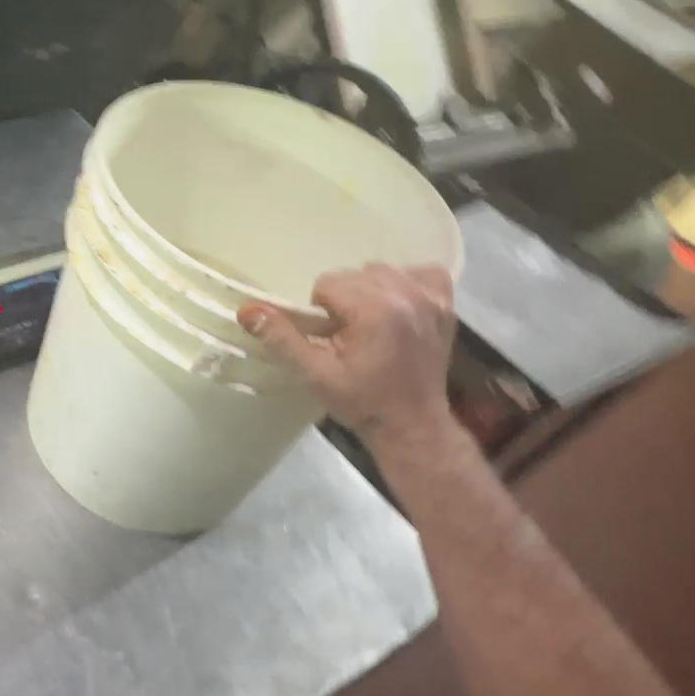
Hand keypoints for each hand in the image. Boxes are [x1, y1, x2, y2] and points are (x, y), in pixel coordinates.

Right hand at [237, 263, 456, 447]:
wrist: (411, 425)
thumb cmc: (361, 402)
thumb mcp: (315, 374)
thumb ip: (282, 338)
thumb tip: (248, 310)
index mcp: (375, 311)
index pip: (329, 283)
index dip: (321, 312)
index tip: (330, 338)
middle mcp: (407, 296)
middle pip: (355, 274)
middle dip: (343, 300)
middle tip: (347, 335)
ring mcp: (432, 299)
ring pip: (383, 270)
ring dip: (370, 291)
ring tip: (370, 324)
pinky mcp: (446, 305)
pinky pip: (422, 272)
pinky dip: (406, 283)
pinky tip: (397, 307)